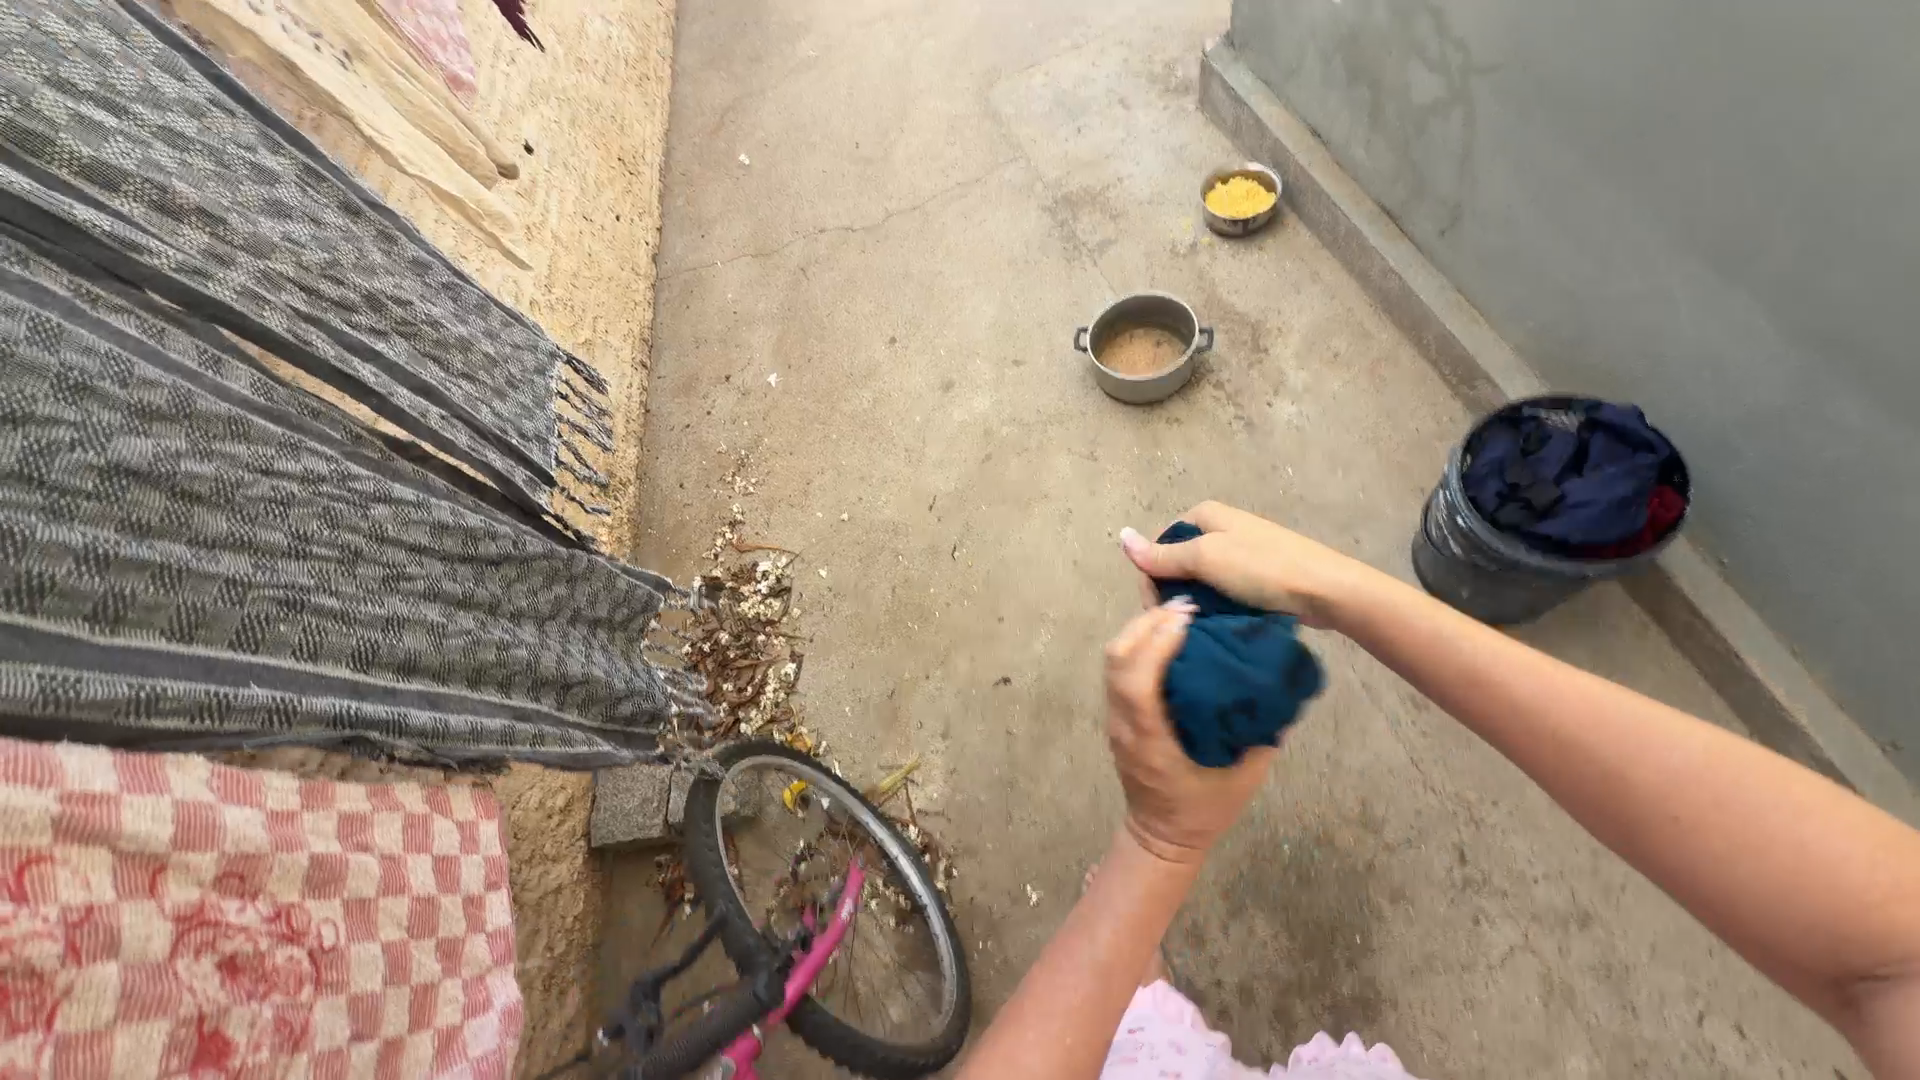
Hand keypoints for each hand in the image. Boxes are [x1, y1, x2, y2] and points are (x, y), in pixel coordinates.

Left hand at [1104, 601, 1277, 863]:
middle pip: (1117, 661)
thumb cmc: (1204, 809)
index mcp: (1150, 742)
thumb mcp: (1243, 778)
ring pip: (1112, 661)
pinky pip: (1117, 670)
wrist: (1162, 837)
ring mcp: (1114, 719)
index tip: (1188, 618)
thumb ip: (1259, 734)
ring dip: (1139, 630)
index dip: (1156, 643)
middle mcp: (1123, 725)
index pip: (1138, 683)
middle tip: (1186, 605)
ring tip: (1176, 611)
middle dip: (1146, 624)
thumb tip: (1279, 687)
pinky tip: (1163, 632)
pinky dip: (1136, 643)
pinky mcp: (1116, 715)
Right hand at [1119, 501, 1372, 625]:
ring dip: (1195, 603)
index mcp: (1204, 515)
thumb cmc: (1263, 568)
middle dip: (1174, 592)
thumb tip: (1121, 537)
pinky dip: (1216, 607)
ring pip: (1199, 581)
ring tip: (1197, 627)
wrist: (1326, 591)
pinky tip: (1217, 624)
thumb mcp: (1205, 558)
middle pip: (1177, 564)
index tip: (1160, 609)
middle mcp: (1220, 528)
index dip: (1153, 577)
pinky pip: (1222, 591)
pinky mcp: (1255, 577)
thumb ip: (1161, 554)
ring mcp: (1239, 553)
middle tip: (1180, 622)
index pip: (1159, 546)